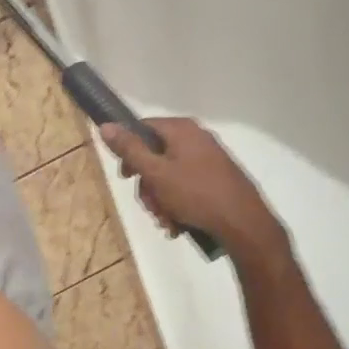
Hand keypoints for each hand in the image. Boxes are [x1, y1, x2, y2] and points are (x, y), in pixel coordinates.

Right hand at [100, 119, 286, 261]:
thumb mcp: (156, 172)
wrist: (242, 222)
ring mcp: (208, 158)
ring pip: (169, 175)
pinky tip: (178, 223)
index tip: (125, 177)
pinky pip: (186, 186)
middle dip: (147, 185)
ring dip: (161, 199)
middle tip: (150, 206)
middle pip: (155, 155)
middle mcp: (196, 138)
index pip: (142, 128)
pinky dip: (177, 203)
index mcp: (181, 130)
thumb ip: (129, 149)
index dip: (128, 152)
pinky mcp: (217, 177)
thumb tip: (105, 125)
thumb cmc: (195, 194)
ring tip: (166, 220)